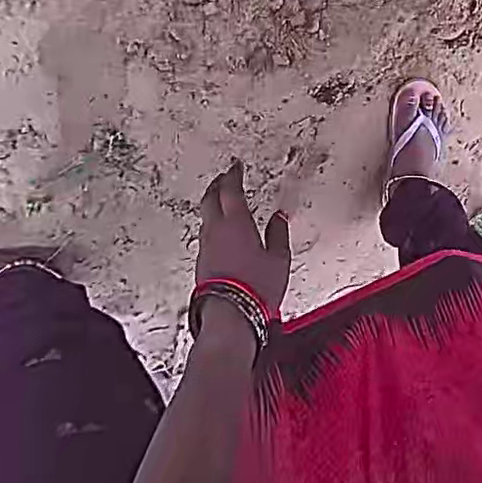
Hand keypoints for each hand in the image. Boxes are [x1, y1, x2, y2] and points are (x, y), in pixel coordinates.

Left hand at [194, 161, 290, 315]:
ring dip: (213, 202)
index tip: (235, 166)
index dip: (233, 174)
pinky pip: (206, 232)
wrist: (230, 316)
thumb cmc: (255, 288)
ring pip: (206, 214)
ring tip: (221, 200)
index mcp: (236, 221)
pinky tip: (219, 229)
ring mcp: (206, 245)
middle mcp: (216, 229)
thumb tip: (279, 219)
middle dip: (218, 183)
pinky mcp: (202, 260)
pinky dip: (212, 222)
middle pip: (211, 197)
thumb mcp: (278, 259)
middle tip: (225, 177)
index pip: (230, 189)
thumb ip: (278, 234)